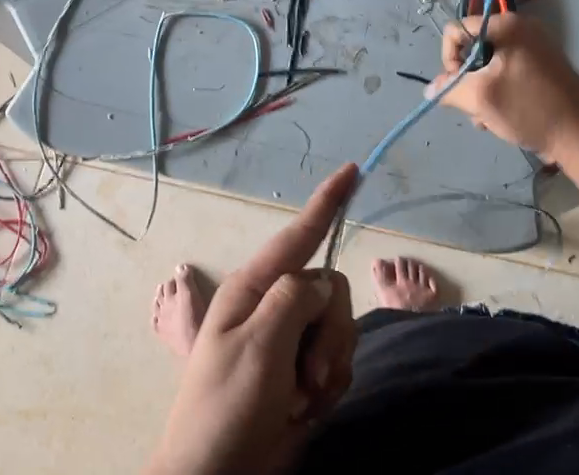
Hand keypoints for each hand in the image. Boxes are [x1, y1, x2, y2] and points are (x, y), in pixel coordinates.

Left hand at [143, 164, 360, 474]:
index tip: (351, 170)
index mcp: (254, 288)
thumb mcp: (258, 347)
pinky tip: (306, 409)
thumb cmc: (226, 407)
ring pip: (341, 326)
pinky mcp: (303, 371)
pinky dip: (331, 386)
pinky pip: (340, 360)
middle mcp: (275, 305)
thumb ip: (295, 300)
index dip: (326, 202)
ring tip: (302, 399)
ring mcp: (290, 340)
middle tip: (310, 375)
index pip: (298, 235)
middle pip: (331, 289)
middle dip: (332, 333)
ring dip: (330, 367)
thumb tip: (321, 284)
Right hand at [429, 13, 578, 158]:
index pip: (457, 29)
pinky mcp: (546, 66)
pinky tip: (503, 118)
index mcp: (507, 25)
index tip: (456, 85)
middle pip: (474, 48)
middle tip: (474, 107)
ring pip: (491, 64)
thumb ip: (450, 89)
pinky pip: (510, 71)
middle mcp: (523, 28)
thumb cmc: (530, 109)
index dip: (448, 58)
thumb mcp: (481, 98)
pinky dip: (501, 91)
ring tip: (489, 119)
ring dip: (483, 91)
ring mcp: (537, 47)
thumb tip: (430, 89)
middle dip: (468, 79)